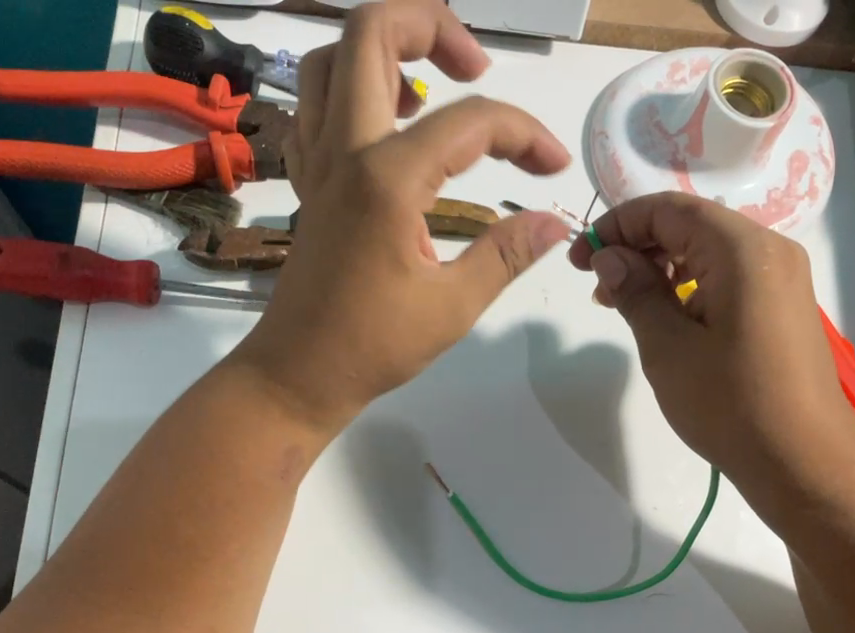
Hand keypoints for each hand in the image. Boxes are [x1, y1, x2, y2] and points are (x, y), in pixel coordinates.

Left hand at [233, 0, 572, 427]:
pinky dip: (345, 98)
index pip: (471, 122)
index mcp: (388, 179)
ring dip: (380, 54)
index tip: (552, 169)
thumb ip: (506, 254)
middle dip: (433, 27)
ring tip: (424, 94)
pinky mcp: (307, 186)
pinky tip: (379, 131)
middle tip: (476, 71)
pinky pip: (313, 112)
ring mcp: (316, 165)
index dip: (525, 134)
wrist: (297, 376)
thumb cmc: (373, 348)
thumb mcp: (452, 307)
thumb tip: (556, 222)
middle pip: (371, 33)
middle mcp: (345, 152)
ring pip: (330, 62)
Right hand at [566, 193, 854, 491]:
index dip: (617, 226)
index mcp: (741, 249)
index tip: (578, 259)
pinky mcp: (782, 309)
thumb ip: (636, 292)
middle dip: (638, 247)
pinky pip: (728, 280)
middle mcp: (769, 251)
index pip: (669, 210)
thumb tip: (609, 257)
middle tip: (596, 286)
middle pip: (692, 226)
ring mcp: (781, 280)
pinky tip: (665, 320)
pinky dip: (689, 288)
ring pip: (709, 253)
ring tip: (623, 306)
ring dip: (662, 269)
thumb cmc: (729, 404)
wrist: (801, 460)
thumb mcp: (667, 348)